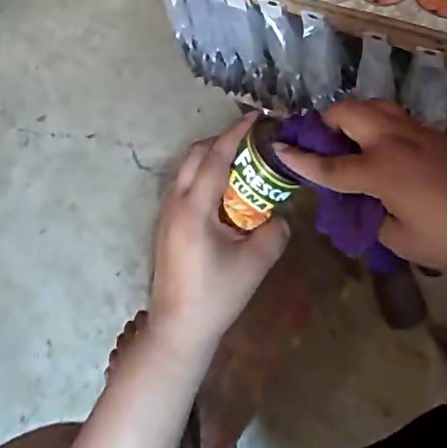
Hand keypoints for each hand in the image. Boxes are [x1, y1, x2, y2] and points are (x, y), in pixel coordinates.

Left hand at [149, 114, 289, 351]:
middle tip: (251, 141)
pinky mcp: (165, 225)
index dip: (236, 133)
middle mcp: (175, 203)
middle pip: (196, 154)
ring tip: (240, 162)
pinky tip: (223, 192)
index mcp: (195, 208)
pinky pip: (183, 183)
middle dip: (223, 139)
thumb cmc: (216, 296)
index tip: (256, 117)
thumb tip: (281, 216)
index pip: (216, 156)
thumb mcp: (254, 264)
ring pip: (186, 167)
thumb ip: (274, 232)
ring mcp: (165, 213)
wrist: (177, 331)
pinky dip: (202, 173)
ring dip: (211, 156)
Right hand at [273, 99, 446, 271]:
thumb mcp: (403, 240)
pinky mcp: (432, 131)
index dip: (301, 159)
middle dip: (325, 122)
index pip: (329, 164)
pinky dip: (376, 122)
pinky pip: (393, 115)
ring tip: (350, 139)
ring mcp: (414, 130)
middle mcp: (391, 141)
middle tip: (322, 143)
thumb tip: (363, 203)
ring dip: (352, 115)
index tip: (279, 147)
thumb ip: (373, 217)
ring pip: (372, 104)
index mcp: (379, 170)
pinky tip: (382, 147)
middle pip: (346, 113)